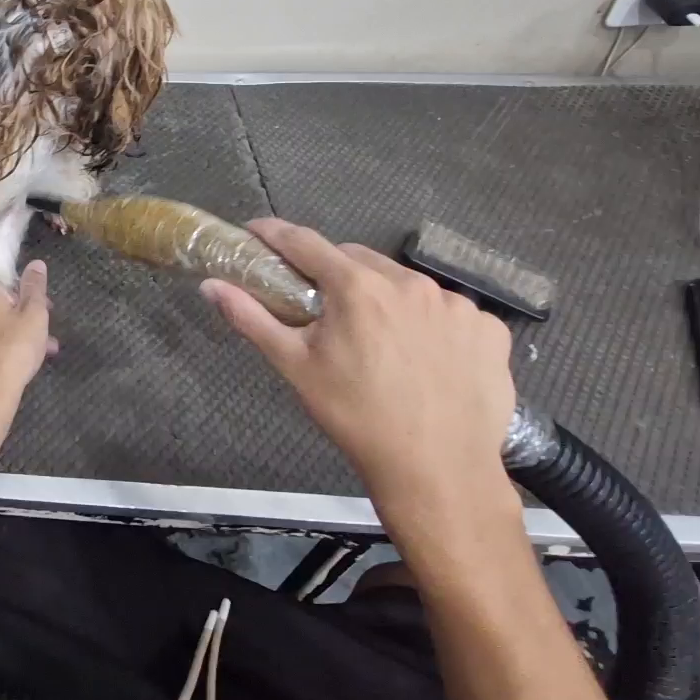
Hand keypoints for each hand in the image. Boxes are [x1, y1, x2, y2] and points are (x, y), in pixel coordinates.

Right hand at [200, 220, 516, 529]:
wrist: (437, 468)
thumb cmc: (354, 414)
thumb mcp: (293, 365)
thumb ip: (250, 318)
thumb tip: (210, 285)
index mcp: (357, 287)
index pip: (306, 242)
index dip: (276, 234)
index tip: (256, 231)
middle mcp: (410, 283)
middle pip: (357, 259)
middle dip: (332, 272)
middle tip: (318, 305)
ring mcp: (457, 304)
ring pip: (404, 282)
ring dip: (381, 294)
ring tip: (373, 335)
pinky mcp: (489, 329)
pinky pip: (446, 309)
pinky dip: (426, 319)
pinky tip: (419, 352)